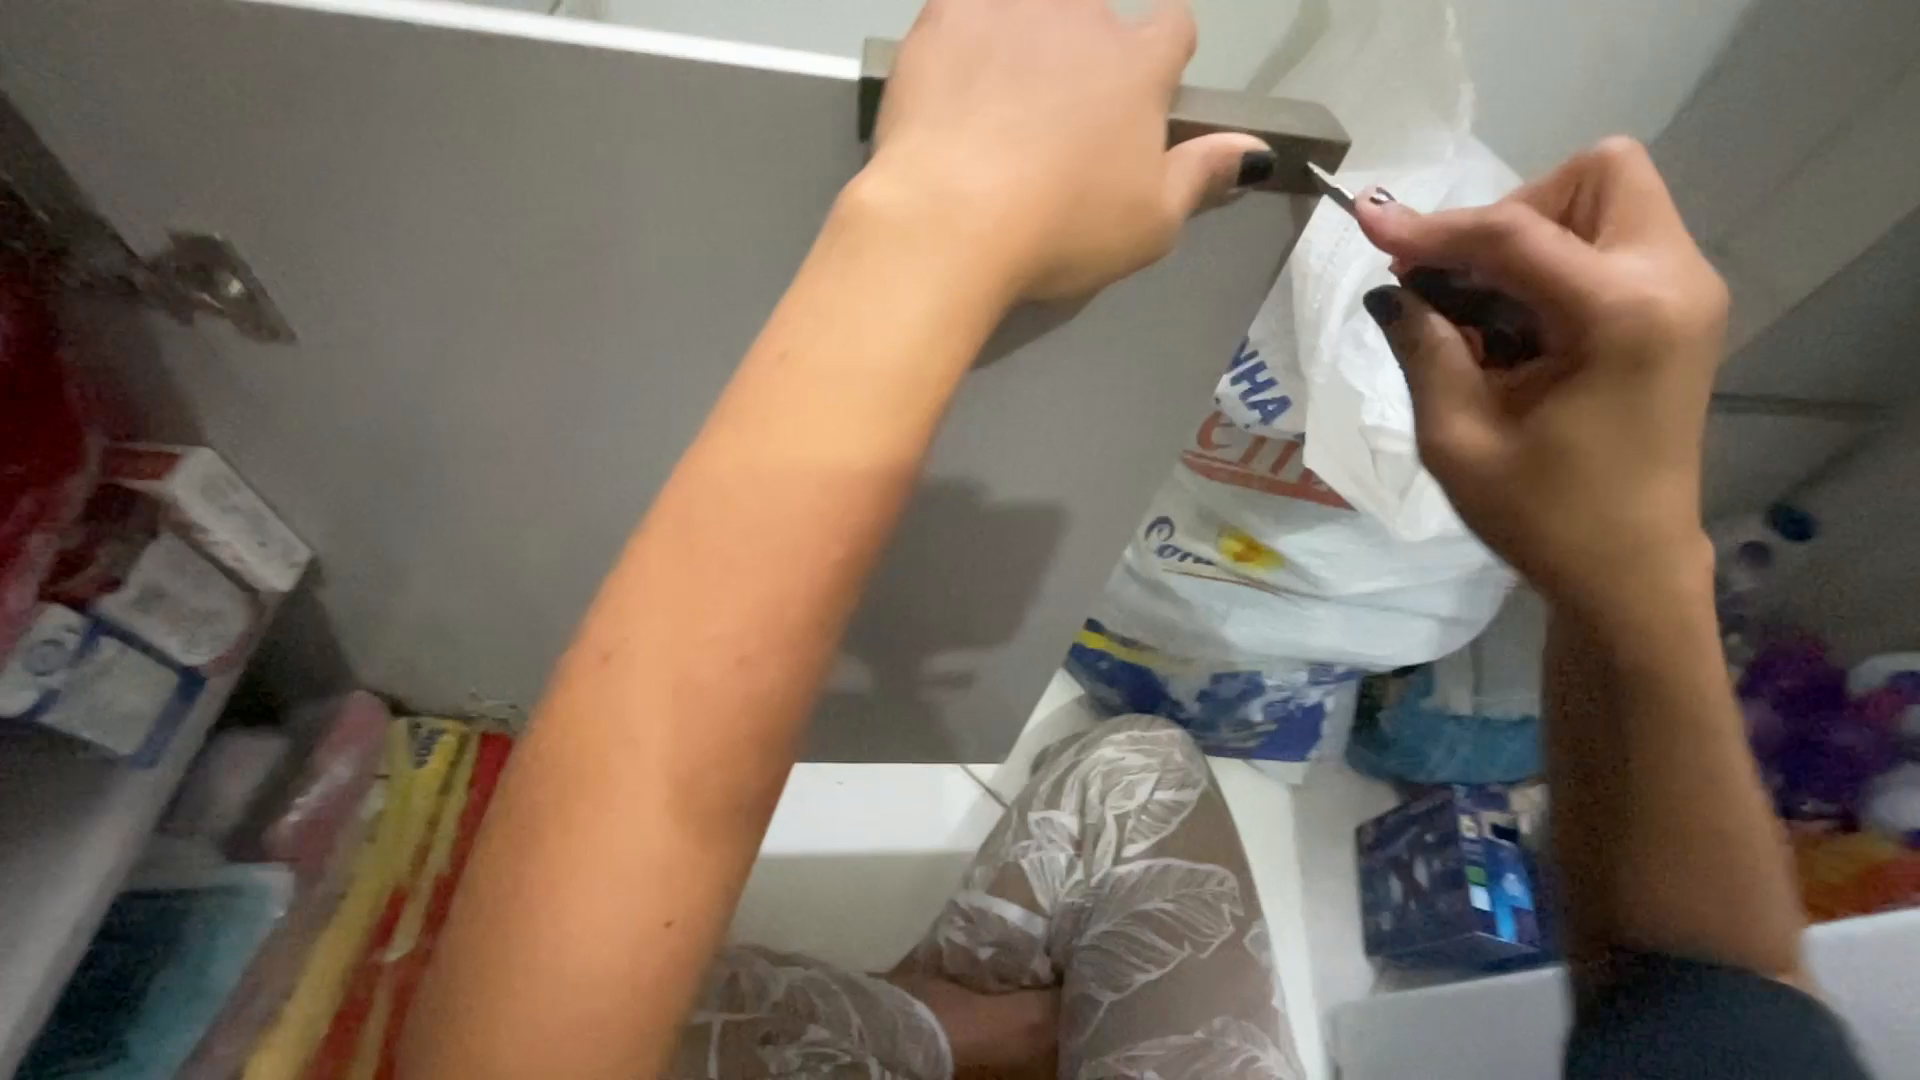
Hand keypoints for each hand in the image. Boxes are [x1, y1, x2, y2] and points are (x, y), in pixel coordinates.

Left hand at [854, 0, 1271, 300]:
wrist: (952, 219)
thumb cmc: (1062, 231)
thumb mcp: (1150, 225)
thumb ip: (1200, 177)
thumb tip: (1255, 150)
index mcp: (1138, 65)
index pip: (1172, 31)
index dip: (1158, 62)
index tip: (1136, 100)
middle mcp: (1083, 16)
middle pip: (1094, 18)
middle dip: (1080, 57)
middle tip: (1051, 120)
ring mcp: (1011, 7)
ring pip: (1028, 9)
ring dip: (1022, 39)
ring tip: (996, 99)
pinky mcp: (944, 15)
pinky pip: (962, 9)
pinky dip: (961, 38)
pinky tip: (948, 84)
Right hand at [1353, 138, 1727, 615]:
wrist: (1625, 565)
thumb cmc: (1537, 514)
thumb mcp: (1456, 435)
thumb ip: (1424, 348)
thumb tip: (1392, 289)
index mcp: (1621, 315)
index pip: (1516, 232)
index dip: (1433, 226)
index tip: (1366, 224)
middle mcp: (1672, 281)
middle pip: (1596, 176)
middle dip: (1510, 214)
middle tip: (1458, 284)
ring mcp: (1683, 292)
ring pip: (1606, 201)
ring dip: (1528, 240)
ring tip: (1477, 315)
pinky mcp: (1673, 311)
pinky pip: (1609, 244)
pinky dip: (1549, 266)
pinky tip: (1511, 329)